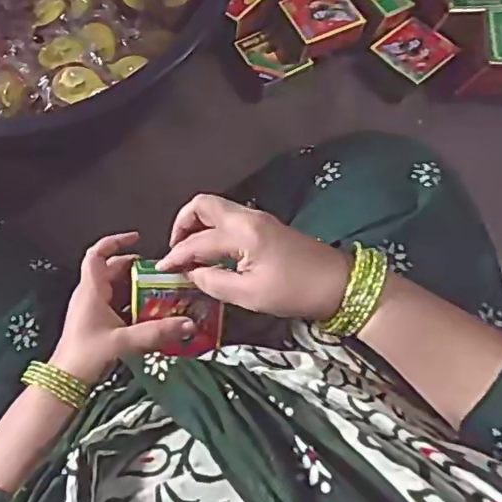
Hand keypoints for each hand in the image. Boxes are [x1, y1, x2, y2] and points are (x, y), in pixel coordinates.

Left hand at [48, 232, 196, 383]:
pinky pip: (117, 305)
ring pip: (117, 288)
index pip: (98, 254)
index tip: (136, 238)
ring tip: (161, 293)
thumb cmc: (85, 354)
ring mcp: (93, 308)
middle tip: (160, 274)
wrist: (65, 379)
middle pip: (114, 270)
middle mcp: (91, 294)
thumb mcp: (123, 341)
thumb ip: (155, 333)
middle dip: (137, 269)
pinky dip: (133, 305)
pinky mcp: (97, 322)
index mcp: (91, 289)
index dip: (116, 241)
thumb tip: (186, 324)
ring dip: (137, 289)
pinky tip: (150, 315)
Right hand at [155, 194, 351, 319]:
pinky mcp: (264, 225)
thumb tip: (191, 273)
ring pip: (215, 209)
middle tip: (176, 251)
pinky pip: (227, 218)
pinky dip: (211, 229)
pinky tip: (211, 252)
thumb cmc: (295, 291)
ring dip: (196, 226)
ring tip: (189, 252)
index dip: (175, 256)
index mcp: (242, 232)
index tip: (160, 270)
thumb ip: (213, 282)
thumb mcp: (250, 295)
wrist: (341, 284)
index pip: (196, 241)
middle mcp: (246, 217)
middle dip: (182, 225)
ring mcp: (257, 218)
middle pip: (202, 205)